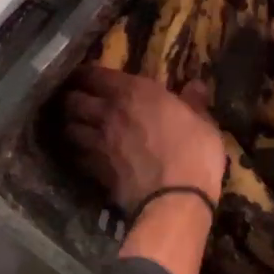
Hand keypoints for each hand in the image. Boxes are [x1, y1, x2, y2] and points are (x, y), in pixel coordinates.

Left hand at [63, 67, 224, 211]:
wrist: (175, 201)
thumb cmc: (194, 154)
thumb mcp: (204, 124)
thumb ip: (194, 103)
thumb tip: (196, 85)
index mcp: (134, 92)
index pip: (96, 74)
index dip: (87, 73)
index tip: (86, 74)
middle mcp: (109, 113)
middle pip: (74, 100)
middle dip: (73, 97)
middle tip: (78, 98)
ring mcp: (98, 143)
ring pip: (69, 127)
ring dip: (71, 124)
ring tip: (77, 125)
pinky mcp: (94, 170)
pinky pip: (77, 155)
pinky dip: (77, 152)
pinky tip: (83, 154)